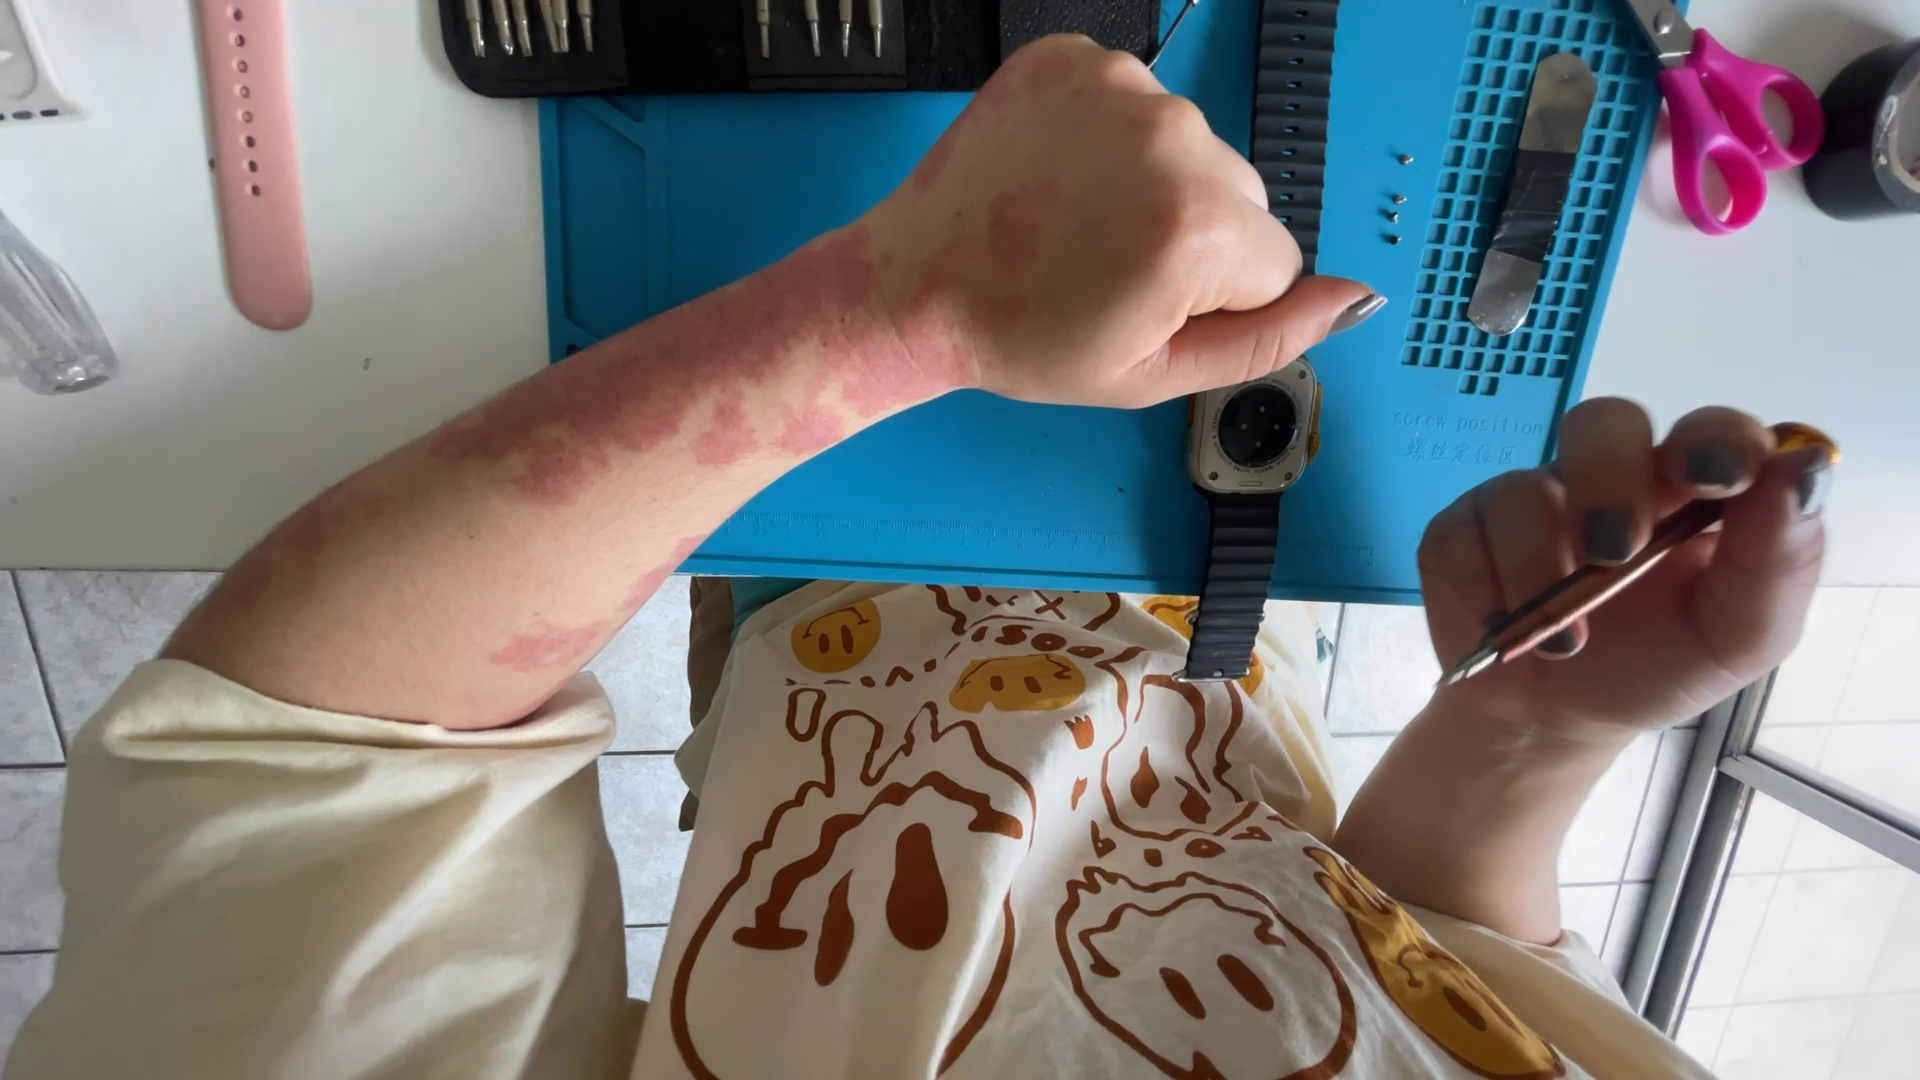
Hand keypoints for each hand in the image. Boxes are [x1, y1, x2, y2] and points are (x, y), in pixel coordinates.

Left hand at [863, 34, 1380, 408]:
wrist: (920, 288)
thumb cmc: (1026, 342)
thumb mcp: (1151, 374)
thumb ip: (1263, 342)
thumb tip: (1356, 301)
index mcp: (1197, 229)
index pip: (1276, 264)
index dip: (1214, 301)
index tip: (1145, 308)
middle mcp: (1175, 138)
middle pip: (1242, 199)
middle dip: (1191, 243)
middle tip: (1105, 272)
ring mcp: (1121, 85)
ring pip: (1193, 151)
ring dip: (1153, 191)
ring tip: (1076, 230)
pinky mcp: (1076, 57)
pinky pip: (1139, 105)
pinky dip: (1111, 144)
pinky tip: (1061, 182)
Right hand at [1418, 400, 1832, 738]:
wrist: (1547, 717)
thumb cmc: (1650, 671)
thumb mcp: (1737, 636)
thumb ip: (1777, 561)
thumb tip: (1800, 468)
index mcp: (1682, 493)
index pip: (1706, 429)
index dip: (1711, 438)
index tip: (1716, 480)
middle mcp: (1597, 481)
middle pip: (1599, 423)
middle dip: (1606, 482)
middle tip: (1611, 553)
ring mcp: (1518, 501)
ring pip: (1517, 493)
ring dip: (1537, 572)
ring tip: (1561, 642)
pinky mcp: (1455, 531)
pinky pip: (1458, 536)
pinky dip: (1480, 591)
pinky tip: (1500, 627)